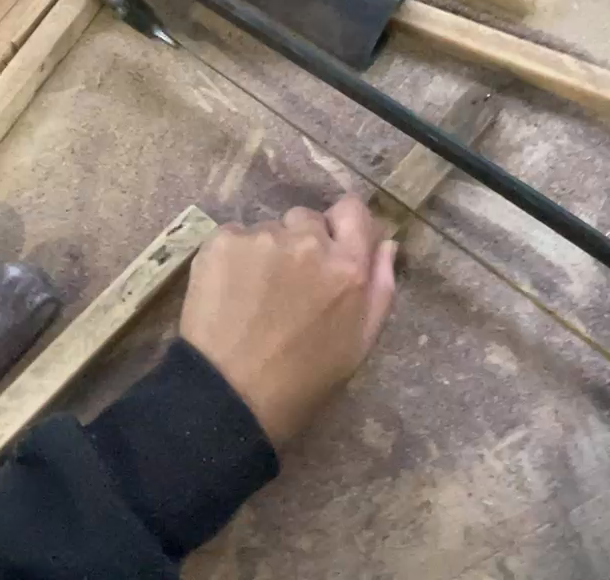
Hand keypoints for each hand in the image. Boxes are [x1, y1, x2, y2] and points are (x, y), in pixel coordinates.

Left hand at [178, 195, 396, 445]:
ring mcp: (264, 238)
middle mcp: (309, 242)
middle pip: (307, 219)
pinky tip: (228, 293)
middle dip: (300, 242)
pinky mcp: (223, 241)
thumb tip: (386, 242)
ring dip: (265, 252)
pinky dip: (232, 258)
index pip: (353, 210)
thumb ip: (380, 287)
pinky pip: (233, 237)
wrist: (228, 399)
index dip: (341, 225)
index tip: (330, 246)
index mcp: (348, 267)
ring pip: (268, 230)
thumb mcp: (358, 344)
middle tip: (287, 285)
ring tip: (253, 296)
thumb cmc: (302, 381)